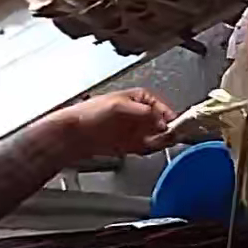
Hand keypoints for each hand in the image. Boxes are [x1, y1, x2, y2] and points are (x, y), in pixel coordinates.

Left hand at [54, 89, 175, 158]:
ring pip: (157, 137)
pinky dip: (149, 149)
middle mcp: (141, 114)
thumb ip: (144, 112)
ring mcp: (137, 129)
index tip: (174, 127)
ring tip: (154, 143)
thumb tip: (162, 120)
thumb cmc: (89, 114)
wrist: (72, 135)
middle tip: (166, 138)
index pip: (164, 108)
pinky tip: (144, 148)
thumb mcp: (120, 107)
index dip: (170, 118)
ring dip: (159, 141)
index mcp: (140, 98)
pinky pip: (148, 147)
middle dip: (166, 131)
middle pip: (163, 123)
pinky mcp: (132, 144)